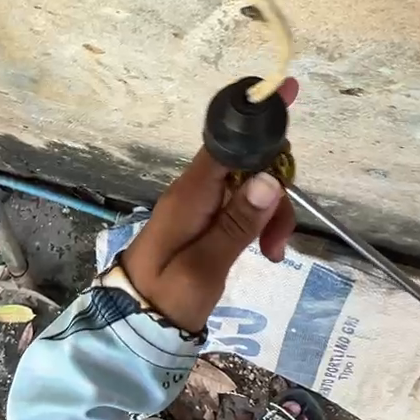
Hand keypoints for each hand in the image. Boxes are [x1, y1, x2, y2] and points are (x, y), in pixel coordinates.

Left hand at [118, 79, 297, 333]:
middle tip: (279, 241)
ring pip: (251, 188)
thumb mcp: (204, 269)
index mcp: (189, 195)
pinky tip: (266, 251)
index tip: (286, 91)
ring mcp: (200, 205)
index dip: (255, 118)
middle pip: (248, 164)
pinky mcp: (205, 221)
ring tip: (274, 254)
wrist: (133, 327)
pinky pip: (242, 207)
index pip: (225, 142)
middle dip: (275, 193)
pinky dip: (260, 224)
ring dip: (272, 215)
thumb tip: (269, 178)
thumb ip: (237, 225)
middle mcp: (194, 191)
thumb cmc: (165, 300)